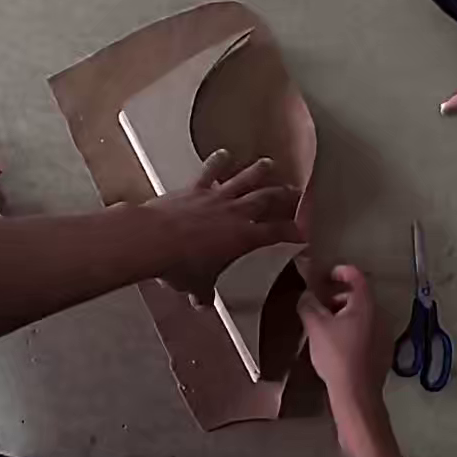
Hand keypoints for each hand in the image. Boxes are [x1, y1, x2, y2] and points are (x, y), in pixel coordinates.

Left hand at [147, 149, 302, 305]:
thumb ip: (204, 292)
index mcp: (244, 238)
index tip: (302, 231)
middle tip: (296, 191)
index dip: (293, 231)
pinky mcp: (195, 188)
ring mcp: (217, 197)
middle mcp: (236, 213)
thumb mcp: (197, 283)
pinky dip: (218, 161)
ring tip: (269, 163)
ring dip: (259, 171)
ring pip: (245, 179)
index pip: (277, 233)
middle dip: (285, 195)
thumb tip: (202, 303)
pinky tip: (224, 153)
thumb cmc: (180, 264)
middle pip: (267, 199)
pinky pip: (210, 171)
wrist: (154, 241)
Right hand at [297, 264, 388, 403]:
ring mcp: (385, 333)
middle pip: (359, 296)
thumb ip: (308, 305)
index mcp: (365, 304)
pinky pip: (368, 330)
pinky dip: (354, 329)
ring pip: (364, 315)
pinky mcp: (384, 350)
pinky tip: (340, 344)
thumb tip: (306, 295)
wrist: (356, 393)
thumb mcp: (315, 327)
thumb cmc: (336, 356)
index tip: (326, 275)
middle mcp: (380, 315)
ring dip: (345, 314)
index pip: (356, 276)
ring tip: (327, 327)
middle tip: (320, 306)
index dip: (340, 271)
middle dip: (338, 297)